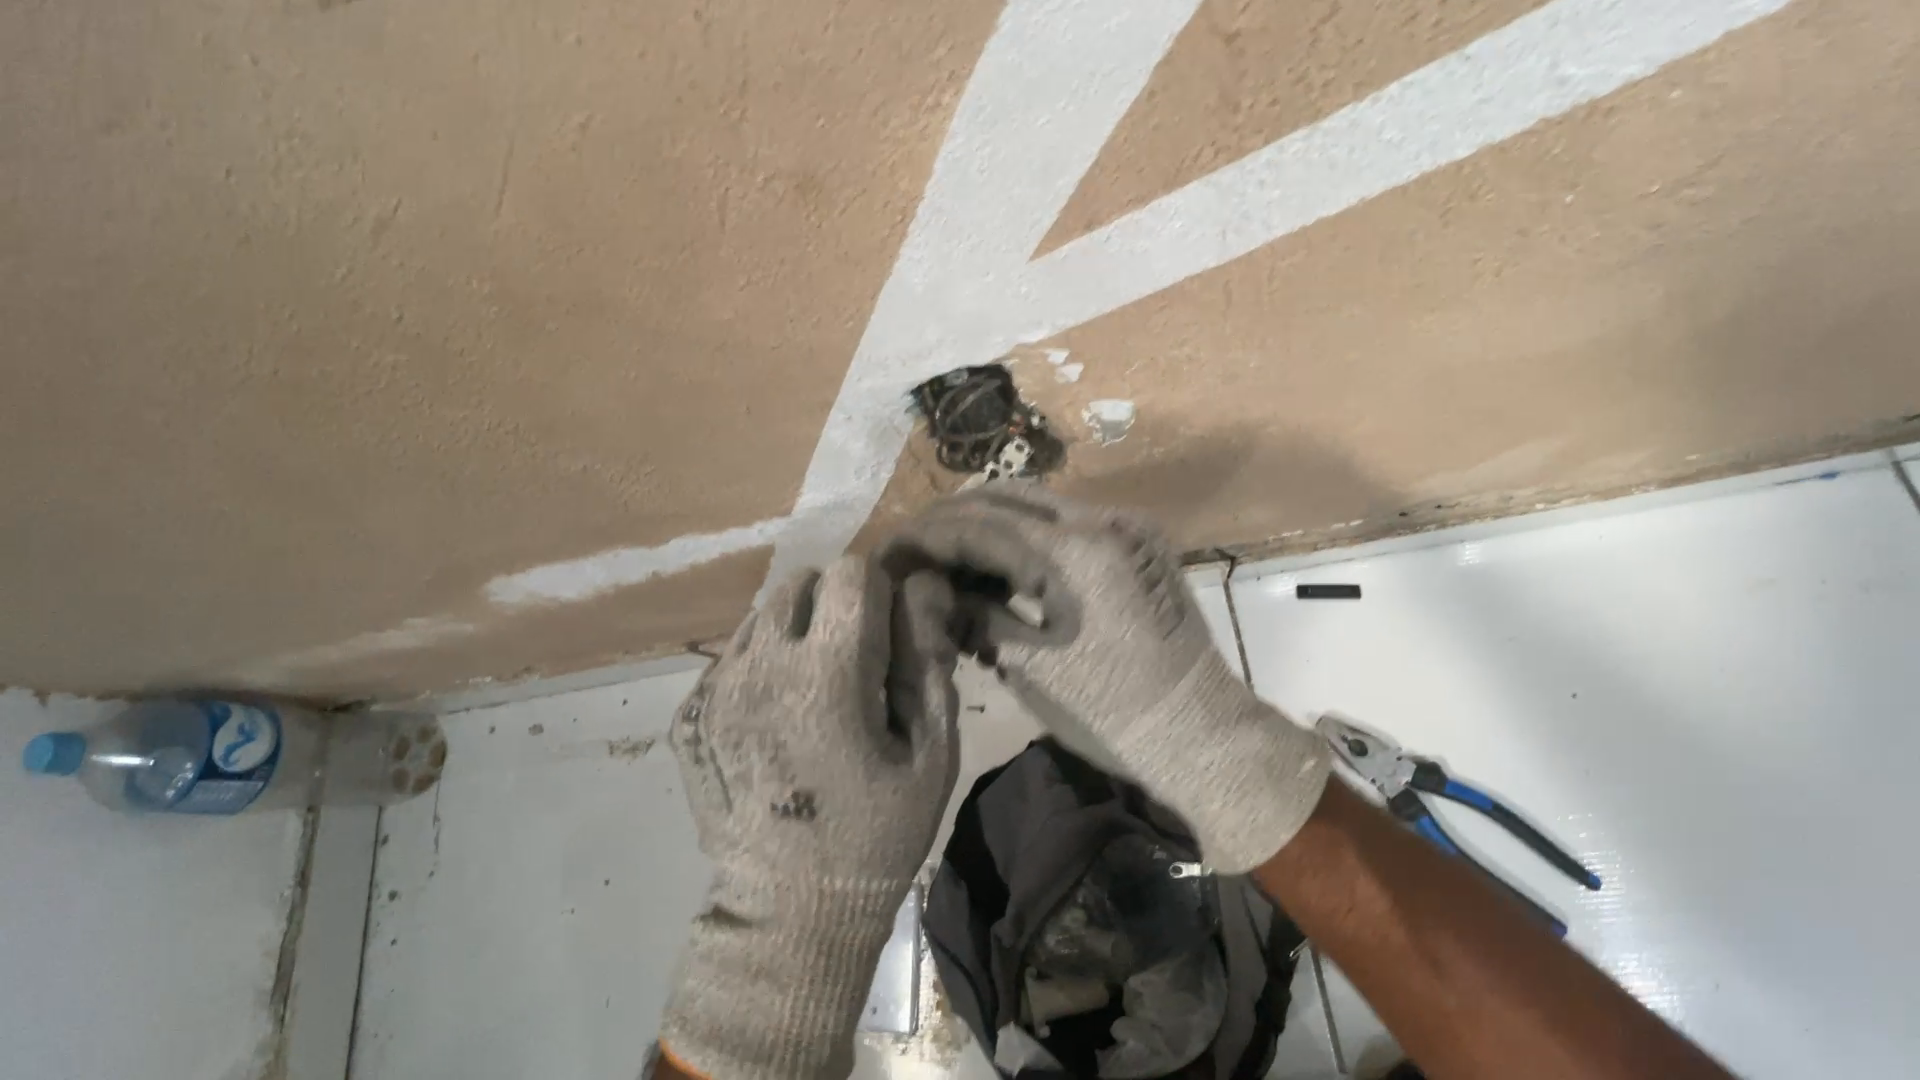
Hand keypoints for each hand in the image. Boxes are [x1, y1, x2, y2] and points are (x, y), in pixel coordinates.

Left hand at [659, 556, 959, 1079]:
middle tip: (856, 658)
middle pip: (800, 582)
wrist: (791, 911)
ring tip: (814, 688)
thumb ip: (928, 659)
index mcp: (826, 676)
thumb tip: (924, 587)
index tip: (891, 632)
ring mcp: (715, 691)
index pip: (852, 573)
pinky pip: (730, 656)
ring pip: (760, 614)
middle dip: (835, 603)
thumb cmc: (877, 834)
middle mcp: (760, 668)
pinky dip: (759, 665)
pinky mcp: (688, 715)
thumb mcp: (931, 752)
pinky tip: (777, 718)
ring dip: (794, 630)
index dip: (881, 591)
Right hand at [885, 484, 1328, 873]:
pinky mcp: (1140, 543)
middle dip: (953, 519)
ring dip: (990, 523)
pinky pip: (1069, 523)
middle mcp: (1101, 520)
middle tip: (915, 550)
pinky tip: (1003, 565)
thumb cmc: (1110, 713)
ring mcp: (1126, 527)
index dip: (925, 536)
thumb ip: (976, 613)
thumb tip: (930, 588)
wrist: (1199, 734)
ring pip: (1039, 504)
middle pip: (1005, 496)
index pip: (977, 523)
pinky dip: (1029, 536)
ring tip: (951, 558)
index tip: (888, 552)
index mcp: (1072, 552)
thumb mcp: (1030, 667)